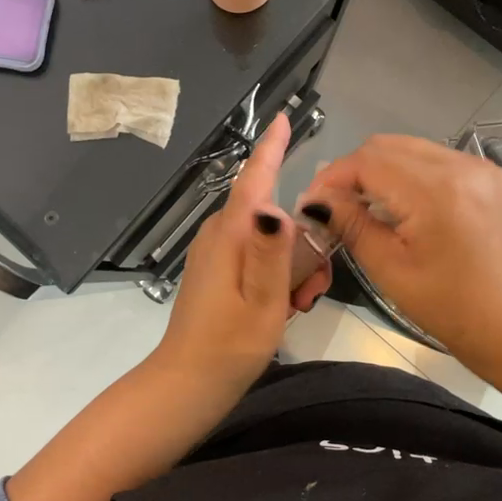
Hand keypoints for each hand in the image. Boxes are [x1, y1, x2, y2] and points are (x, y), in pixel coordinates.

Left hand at [148, 114, 328, 389]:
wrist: (187, 384)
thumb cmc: (228, 347)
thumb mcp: (263, 303)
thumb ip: (272, 254)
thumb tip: (278, 206)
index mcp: (230, 236)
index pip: (254, 180)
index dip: (271, 148)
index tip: (285, 116)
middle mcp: (219, 235)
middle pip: (273, 213)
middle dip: (306, 241)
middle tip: (314, 289)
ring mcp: (216, 253)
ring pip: (270, 238)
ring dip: (295, 264)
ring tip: (299, 304)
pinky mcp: (218, 271)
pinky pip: (258, 256)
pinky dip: (279, 274)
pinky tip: (285, 307)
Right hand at [298, 135, 501, 363]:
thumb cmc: (448, 306)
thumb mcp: (388, 268)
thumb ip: (350, 224)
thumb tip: (315, 200)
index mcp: (436, 191)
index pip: (367, 161)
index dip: (331, 178)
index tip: (310, 204)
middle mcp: (459, 165)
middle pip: (385, 146)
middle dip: (351, 171)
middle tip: (330, 206)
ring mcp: (476, 167)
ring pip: (406, 148)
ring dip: (376, 170)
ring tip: (359, 206)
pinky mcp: (484, 175)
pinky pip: (430, 159)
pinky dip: (403, 173)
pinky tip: (395, 205)